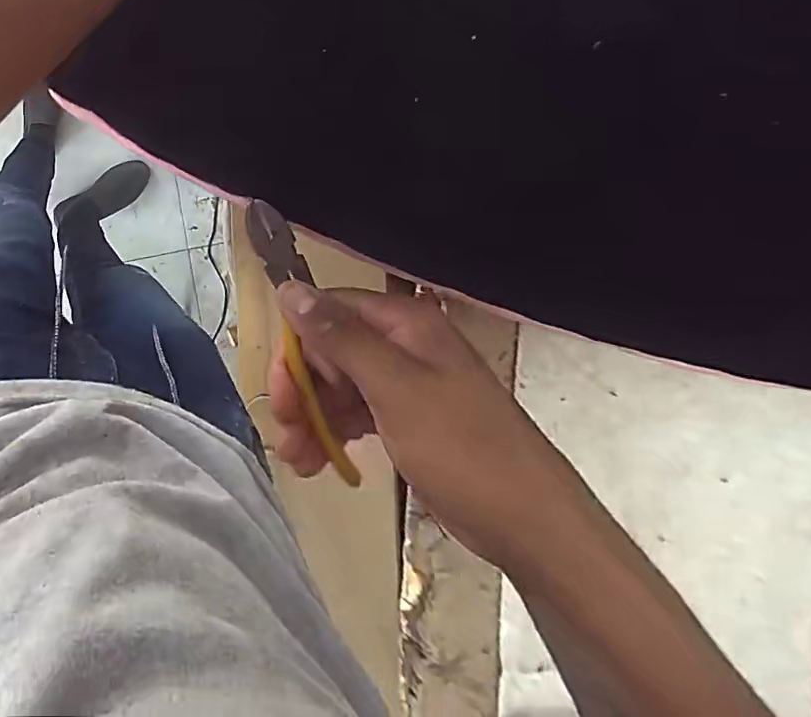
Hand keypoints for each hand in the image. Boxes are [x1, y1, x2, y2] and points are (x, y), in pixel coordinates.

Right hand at [270, 282, 534, 557]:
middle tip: (285, 430)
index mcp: (403, 323)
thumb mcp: (394, 388)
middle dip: (302, 389)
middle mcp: (401, 344)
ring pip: (337, 386)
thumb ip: (339, 337)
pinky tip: (316, 462)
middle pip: (329, 350)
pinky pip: (354, 413)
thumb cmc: (462, 447)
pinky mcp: (404, 419)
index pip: (329, 311)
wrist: (528, 523)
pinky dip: (332, 434)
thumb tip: (288, 288)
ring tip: (297, 459)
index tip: (281, 389)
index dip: (298, 345)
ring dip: (311, 417)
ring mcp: (403, 383)